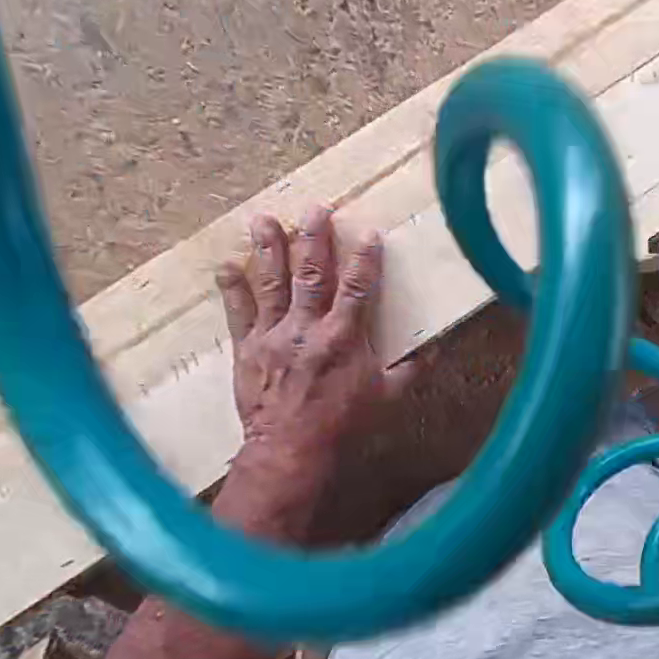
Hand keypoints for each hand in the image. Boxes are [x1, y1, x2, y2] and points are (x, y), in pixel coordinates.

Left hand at [211, 206, 416, 537]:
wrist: (291, 449)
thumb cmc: (343, 426)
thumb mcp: (386, 399)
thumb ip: (409, 370)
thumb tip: (433, 350)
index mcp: (344, 336)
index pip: (358, 287)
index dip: (366, 259)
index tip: (369, 234)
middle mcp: (308, 327)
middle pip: (312, 273)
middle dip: (314, 238)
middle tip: (314, 208)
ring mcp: (274, 335)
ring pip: (272, 283)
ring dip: (269, 249)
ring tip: (263, 219)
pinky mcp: (248, 349)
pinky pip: (239, 313)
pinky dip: (232, 289)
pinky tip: (225, 266)